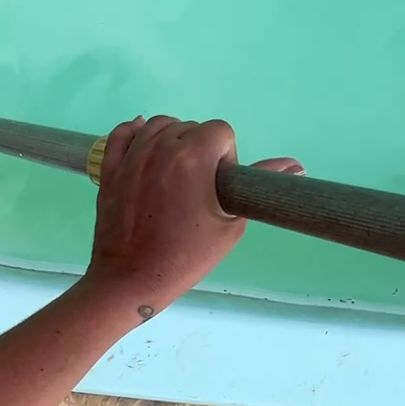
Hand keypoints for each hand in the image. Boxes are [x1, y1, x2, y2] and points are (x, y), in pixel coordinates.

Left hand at [84, 115, 303, 317]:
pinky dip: (133, 133)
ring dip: (170, 140)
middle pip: (189, 127)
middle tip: (195, 185)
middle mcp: (158, 149)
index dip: (225, 155)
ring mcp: (130, 158)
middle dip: (199, 149)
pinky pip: (120, 134)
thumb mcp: (231, 223)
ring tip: (174, 172)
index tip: (216, 183)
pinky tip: (144, 144)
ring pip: (156, 126)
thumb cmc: (185, 256)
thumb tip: (295, 166)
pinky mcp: (109, 171)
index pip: (220, 131)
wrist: (131, 278)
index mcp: (192, 157)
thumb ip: (258, 184)